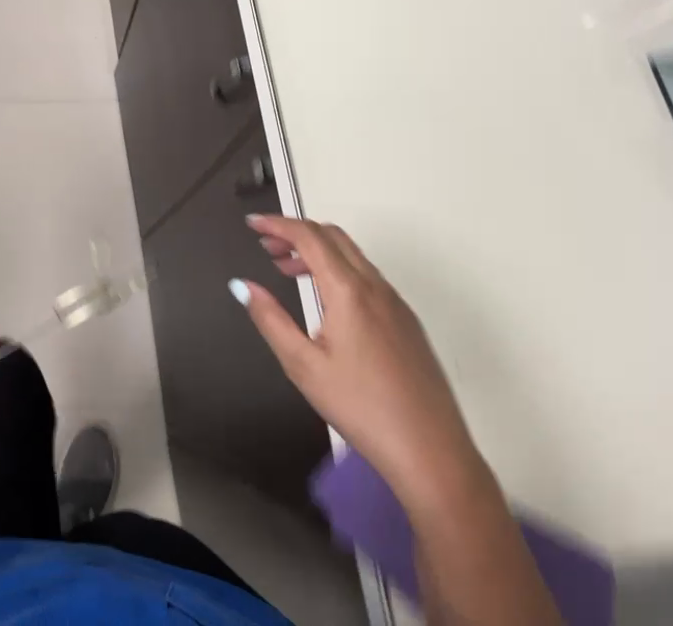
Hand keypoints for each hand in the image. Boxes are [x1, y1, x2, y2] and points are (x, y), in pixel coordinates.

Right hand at [235, 216, 482, 497]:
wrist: (429, 448)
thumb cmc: (362, 408)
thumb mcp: (303, 365)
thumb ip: (270, 319)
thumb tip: (243, 286)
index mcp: (349, 292)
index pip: (310, 238)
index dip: (278, 224)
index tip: (253, 223)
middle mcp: (376, 288)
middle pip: (334, 237)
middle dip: (297, 232)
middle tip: (266, 243)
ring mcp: (396, 303)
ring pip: (353, 257)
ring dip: (318, 252)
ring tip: (286, 269)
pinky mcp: (406, 321)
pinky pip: (367, 277)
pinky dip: (338, 271)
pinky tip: (324, 300)